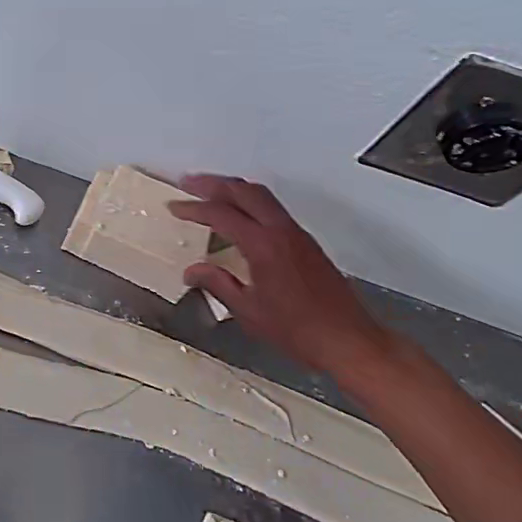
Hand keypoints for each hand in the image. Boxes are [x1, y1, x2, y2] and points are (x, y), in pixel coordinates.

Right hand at [168, 175, 391, 377]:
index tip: (175, 206)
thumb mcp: (248, 312)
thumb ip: (218, 284)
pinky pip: (273, 207)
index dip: (194, 208)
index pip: (221, 214)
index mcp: (263, 245)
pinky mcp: (305, 240)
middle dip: (213, 183)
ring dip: (234, 188)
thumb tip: (192, 271)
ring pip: (261, 194)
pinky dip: (251, 200)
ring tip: (210, 191)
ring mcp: (296, 232)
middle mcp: (280, 230)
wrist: (346, 338)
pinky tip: (240, 214)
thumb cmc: (297, 330)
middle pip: (243, 191)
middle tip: (188, 183)